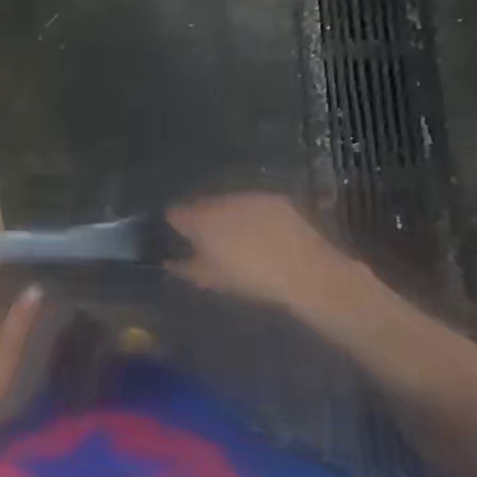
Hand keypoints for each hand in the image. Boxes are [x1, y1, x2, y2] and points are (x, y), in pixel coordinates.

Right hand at [165, 193, 367, 310]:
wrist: (308, 273)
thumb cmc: (250, 278)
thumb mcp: (209, 279)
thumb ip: (183, 267)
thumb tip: (169, 261)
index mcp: (198, 220)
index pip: (174, 213)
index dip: (177, 226)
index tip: (184, 239)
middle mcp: (220, 202)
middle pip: (200, 204)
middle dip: (202, 218)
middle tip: (212, 240)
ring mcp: (249, 197)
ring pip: (227, 202)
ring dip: (227, 214)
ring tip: (240, 235)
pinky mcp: (275, 199)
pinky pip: (253, 203)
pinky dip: (252, 214)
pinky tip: (263, 231)